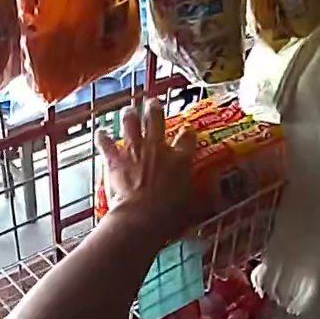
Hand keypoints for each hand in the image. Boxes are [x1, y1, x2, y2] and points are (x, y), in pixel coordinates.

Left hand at [96, 96, 195, 247]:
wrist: (141, 216)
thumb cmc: (170, 214)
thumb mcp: (195, 203)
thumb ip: (206, 195)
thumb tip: (219, 194)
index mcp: (180, 158)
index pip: (188, 137)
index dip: (188, 132)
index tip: (187, 130)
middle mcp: (158, 148)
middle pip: (156, 120)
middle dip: (154, 109)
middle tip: (152, 102)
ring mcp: (135, 151)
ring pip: (131, 124)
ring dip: (129, 115)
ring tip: (128, 109)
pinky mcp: (116, 160)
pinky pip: (106, 144)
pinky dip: (102, 137)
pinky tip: (100, 132)